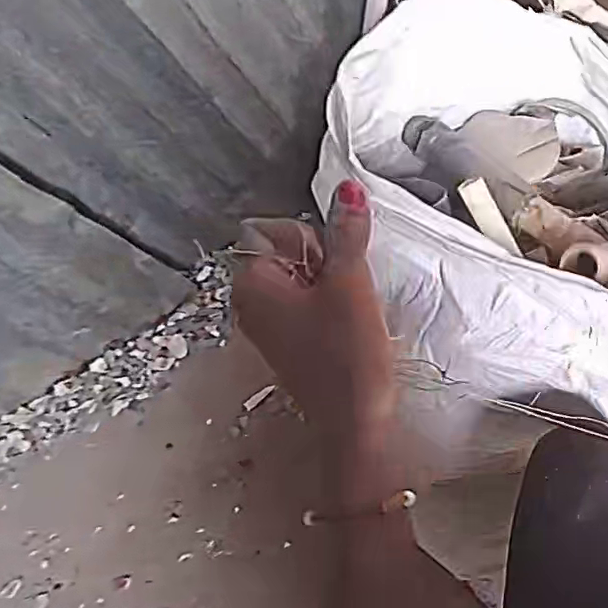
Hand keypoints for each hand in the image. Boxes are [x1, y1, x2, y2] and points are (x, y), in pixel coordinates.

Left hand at [233, 181, 398, 509]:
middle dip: (327, 266)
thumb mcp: (351, 285)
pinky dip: (332, 310)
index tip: (337, 276)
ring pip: (306, 282)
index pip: (282, 231)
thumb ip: (348, 233)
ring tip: (353, 316)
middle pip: (293, 255)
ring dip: (335, 288)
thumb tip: (348, 188)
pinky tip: (351, 330)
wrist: (356, 420)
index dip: (319, 244)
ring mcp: (269, 327)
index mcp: (252, 283)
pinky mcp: (291, 345)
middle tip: (349, 298)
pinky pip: (310, 308)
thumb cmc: (349, 352)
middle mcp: (250, 303)